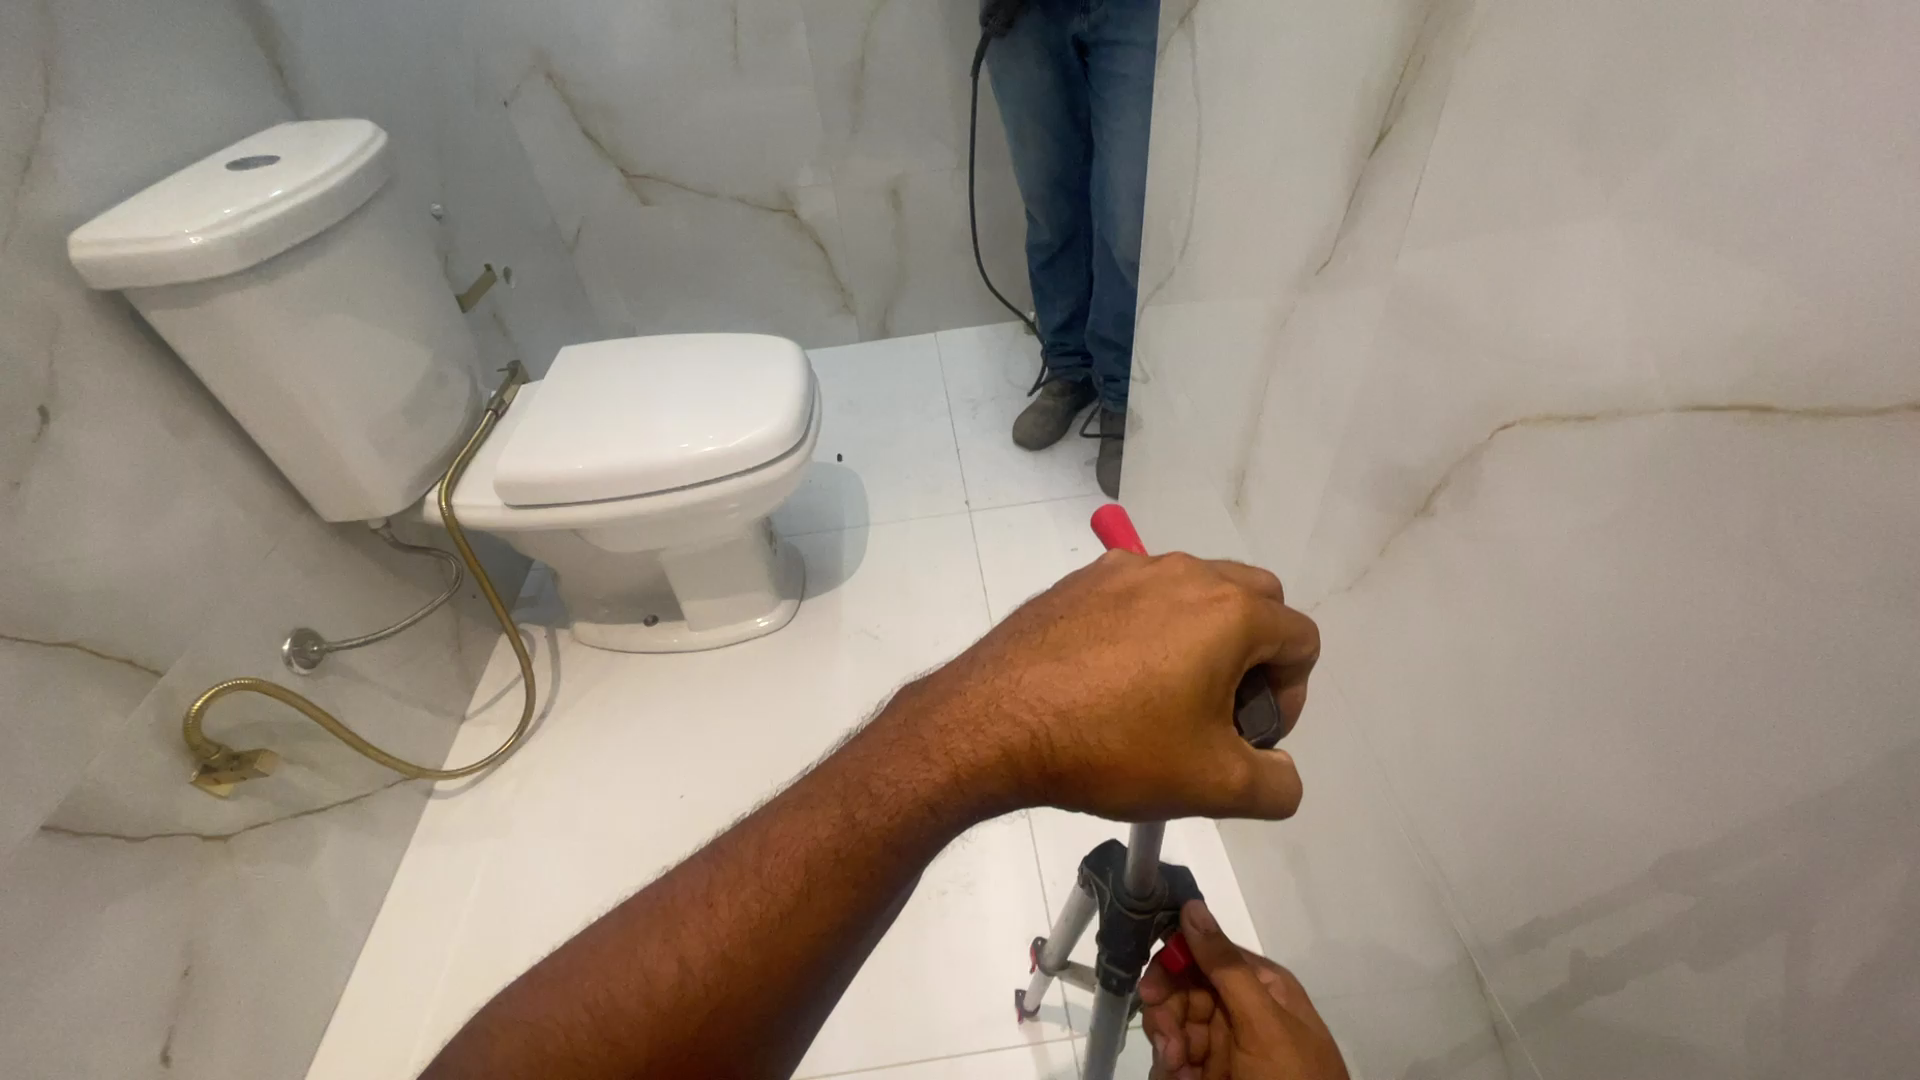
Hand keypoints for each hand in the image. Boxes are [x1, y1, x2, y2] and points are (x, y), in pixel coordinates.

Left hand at [886, 549, 1318, 821]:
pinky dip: (1146, 627)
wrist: (995, 722)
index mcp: (1228, 611)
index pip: (1300, 639)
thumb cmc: (1113, 748)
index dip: (1291, 694)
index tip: (1248, 735)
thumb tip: (1279, 768)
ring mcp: (1123, 569)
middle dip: (1254, 654)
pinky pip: (1136, 595)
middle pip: (1254, 600)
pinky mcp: (1078, 580)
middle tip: (1215, 710)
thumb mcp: (1214, 785)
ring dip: (1200, 637)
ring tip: (1160, 697)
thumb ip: (1278, 783)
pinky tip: (1109, 678)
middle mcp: (1181, 572)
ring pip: (1192, 592)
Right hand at [1141, 902, 1349, 1079]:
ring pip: (1172, 1024)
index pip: (1202, 952)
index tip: (1150, 993)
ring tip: (1180, 1076)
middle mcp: (1240, 1008)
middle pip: (1181, 989)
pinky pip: (1173, 1060)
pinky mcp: (1211, 1075)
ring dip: (1168, 1048)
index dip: (1171, 967)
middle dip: (1167, 1016)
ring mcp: (1225, 1045)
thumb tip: (1191, 904)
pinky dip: (1170, 1071)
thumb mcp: (1265, 1027)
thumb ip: (1226, 967)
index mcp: (1260, 985)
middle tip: (1169, 1049)